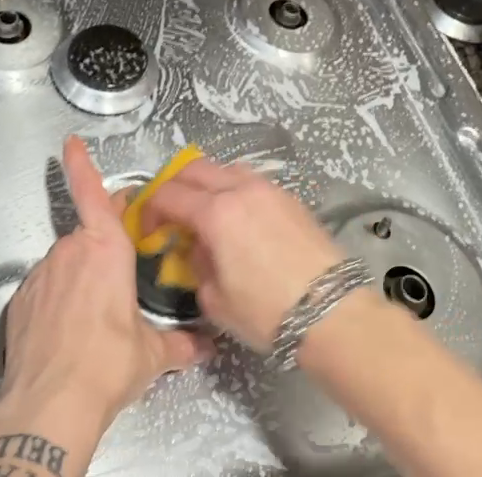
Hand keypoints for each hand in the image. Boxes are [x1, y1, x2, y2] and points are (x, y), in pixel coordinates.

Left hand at [0, 136, 207, 438]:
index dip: (81, 165)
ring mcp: (40, 276)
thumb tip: (207, 345)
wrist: (50, 406)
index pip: (91, 194)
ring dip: (79, 283)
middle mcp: (69, 252)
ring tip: (93, 324)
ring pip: (65, 267)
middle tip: (118, 287)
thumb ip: (181, 343)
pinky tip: (67, 335)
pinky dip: (56, 304)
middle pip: (88, 238)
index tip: (69, 142)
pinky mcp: (19, 302)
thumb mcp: (152, 355)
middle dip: (102, 254)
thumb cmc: (107, 366)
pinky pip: (44, 291)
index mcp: (105, 250)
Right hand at [137, 159, 343, 351]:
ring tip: (206, 214)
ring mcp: (269, 189)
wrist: (333, 312)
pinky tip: (239, 220)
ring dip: (207, 184)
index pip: (168, 195)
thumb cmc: (268, 312)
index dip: (149, 211)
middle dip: (175, 187)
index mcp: (215, 213)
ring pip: (225, 169)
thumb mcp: (215, 300)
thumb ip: (197, 266)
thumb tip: (199, 250)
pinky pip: (251, 181)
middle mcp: (240, 189)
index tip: (148, 232)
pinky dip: (234, 191)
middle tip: (171, 215)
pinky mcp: (291, 198)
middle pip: (194, 169)